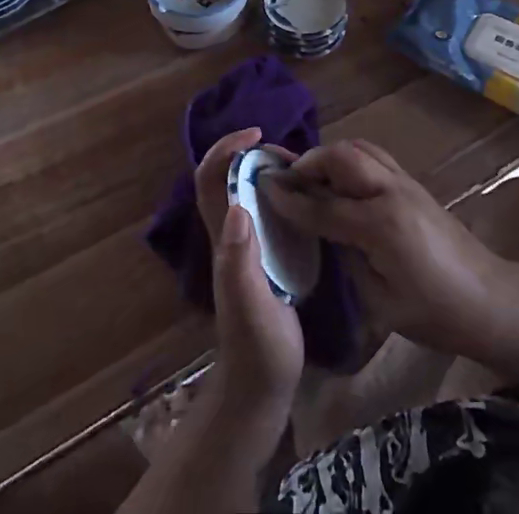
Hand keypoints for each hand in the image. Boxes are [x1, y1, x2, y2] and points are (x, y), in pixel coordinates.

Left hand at [195, 129, 303, 414]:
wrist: (262, 384)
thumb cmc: (257, 345)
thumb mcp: (250, 304)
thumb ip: (240, 259)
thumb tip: (238, 206)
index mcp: (224, 239)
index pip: (210, 180)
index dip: (224, 150)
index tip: (255, 135)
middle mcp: (231, 236)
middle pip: (226, 180)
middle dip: (248, 155)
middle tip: (286, 151)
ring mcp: (248, 248)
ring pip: (247, 195)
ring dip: (265, 172)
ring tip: (300, 167)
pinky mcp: (267, 261)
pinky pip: (268, 215)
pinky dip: (282, 196)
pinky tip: (308, 199)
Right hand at [261, 139, 506, 356]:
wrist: (492, 302)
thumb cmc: (435, 313)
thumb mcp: (380, 299)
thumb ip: (344, 254)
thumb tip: (319, 227)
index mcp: (381, 225)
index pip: (322, 205)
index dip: (289, 199)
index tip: (262, 188)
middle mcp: (392, 192)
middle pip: (341, 157)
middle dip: (308, 163)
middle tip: (287, 179)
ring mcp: (406, 184)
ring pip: (359, 149)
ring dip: (329, 157)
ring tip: (311, 178)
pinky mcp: (414, 185)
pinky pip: (374, 157)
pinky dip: (349, 160)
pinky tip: (340, 183)